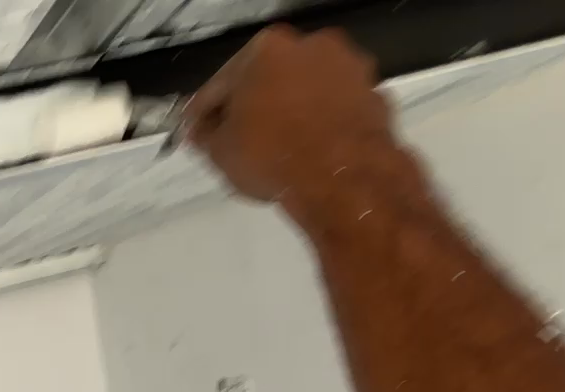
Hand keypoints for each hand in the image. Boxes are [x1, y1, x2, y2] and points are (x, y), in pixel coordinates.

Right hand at [184, 25, 397, 204]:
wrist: (340, 175)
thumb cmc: (270, 156)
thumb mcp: (219, 153)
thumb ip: (206, 135)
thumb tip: (202, 130)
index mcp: (265, 50)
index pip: (220, 83)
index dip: (202, 113)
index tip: (194, 134)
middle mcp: (309, 44)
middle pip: (265, 79)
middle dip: (248, 107)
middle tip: (232, 140)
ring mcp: (346, 64)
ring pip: (301, 90)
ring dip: (283, 112)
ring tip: (270, 148)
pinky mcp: (370, 89)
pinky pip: (329, 106)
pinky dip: (314, 122)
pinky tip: (302, 149)